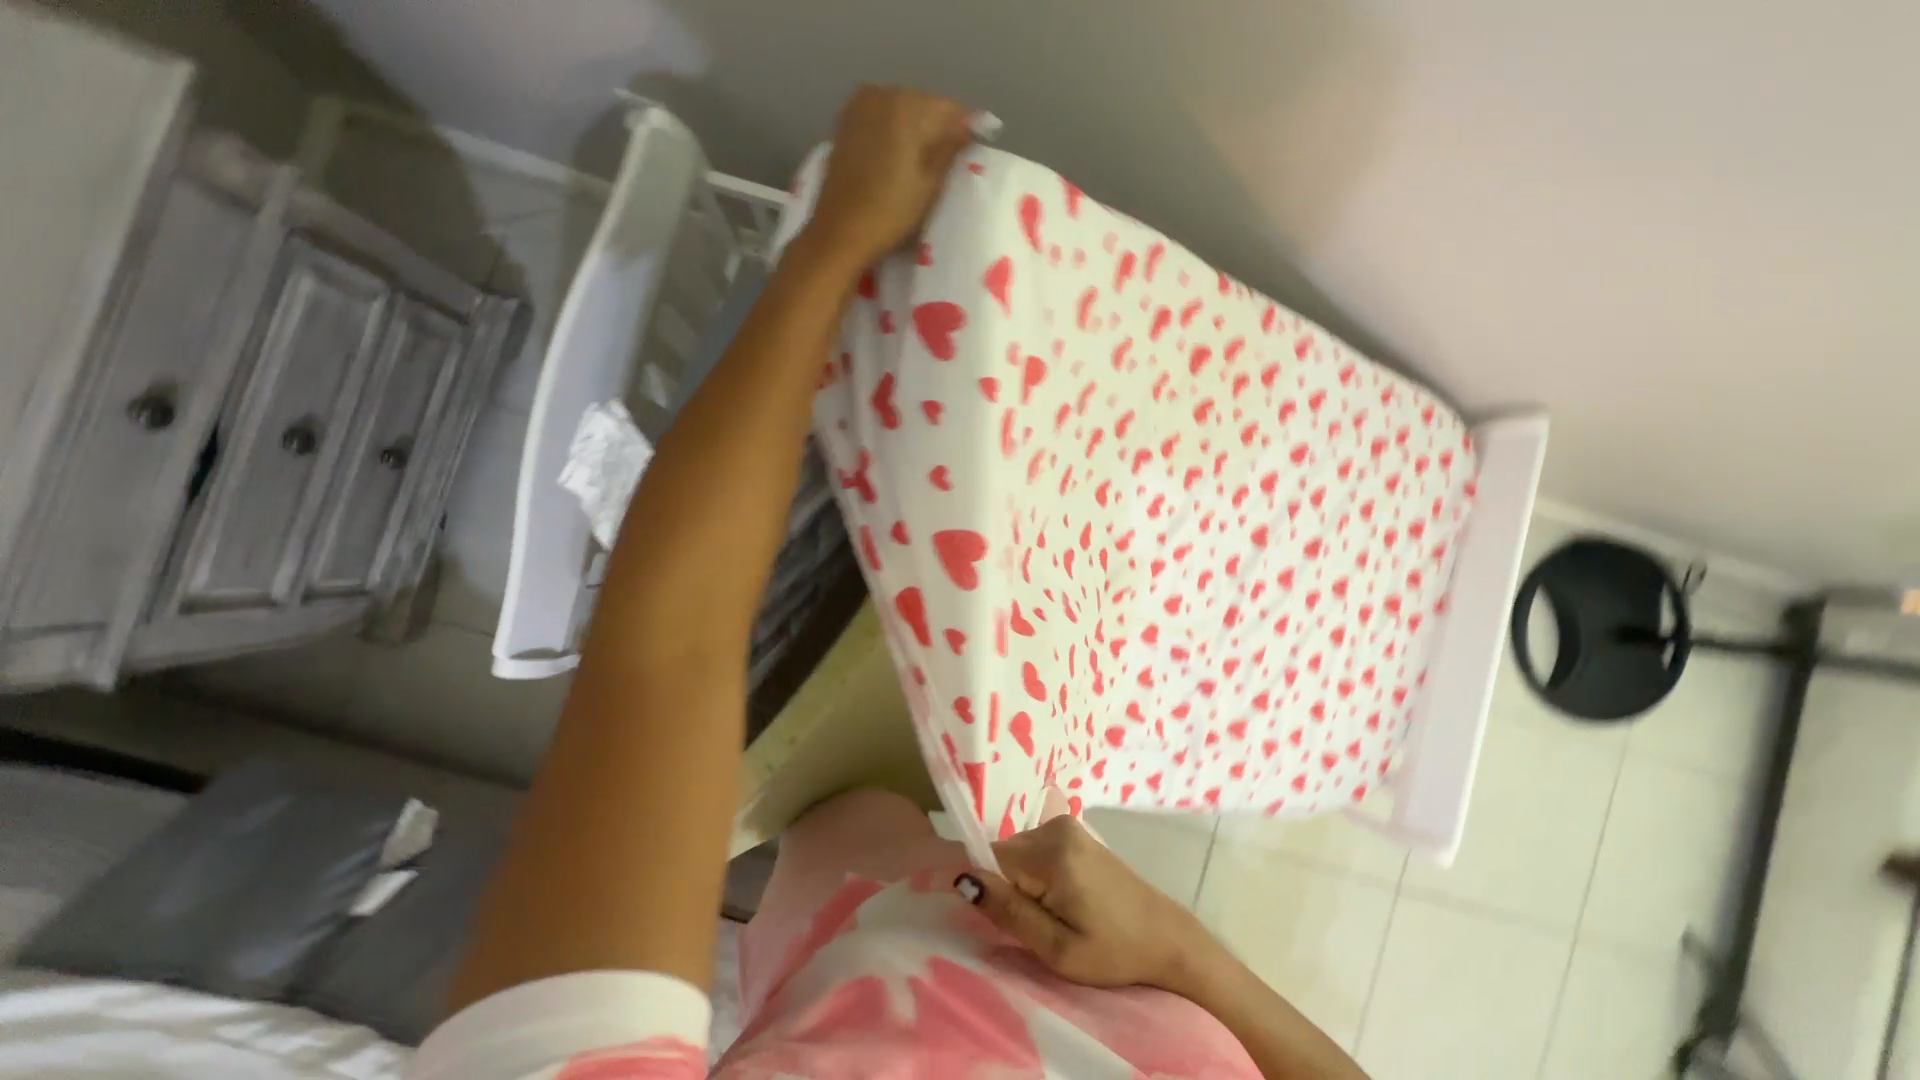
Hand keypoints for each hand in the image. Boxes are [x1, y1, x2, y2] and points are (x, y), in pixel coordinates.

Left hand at [798, 85, 972, 272]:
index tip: (984, 138)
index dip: (969, 124)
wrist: (839, 233)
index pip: (950, 108)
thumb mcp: (931, 182)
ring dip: (917, 128)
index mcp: (906, 105)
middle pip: (924, 104)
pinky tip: (902, 154)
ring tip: (929, 156)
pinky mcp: (845, 124)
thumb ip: (950, 146)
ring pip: (902, 109)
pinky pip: (881, 118)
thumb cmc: (890, 212)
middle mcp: (881, 95)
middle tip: (955, 151)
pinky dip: (895, 132)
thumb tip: (970, 124)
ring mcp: (858, 106)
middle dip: (940, 124)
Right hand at [959, 815, 1216, 991]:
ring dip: (1024, 885)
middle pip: (1003, 855)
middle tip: (1040, 925)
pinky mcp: (1076, 833)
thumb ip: (1009, 912)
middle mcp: (1056, 828)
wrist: (1167, 938)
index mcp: (1052, 854)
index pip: (989, 859)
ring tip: (1056, 916)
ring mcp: (1068, 826)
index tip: (1007, 920)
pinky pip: (1035, 851)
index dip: (990, 891)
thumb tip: (962, 879)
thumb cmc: (1114, 953)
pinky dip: (1039, 876)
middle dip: (1009, 889)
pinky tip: (1065, 901)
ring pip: (1017, 854)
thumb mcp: (1057, 949)